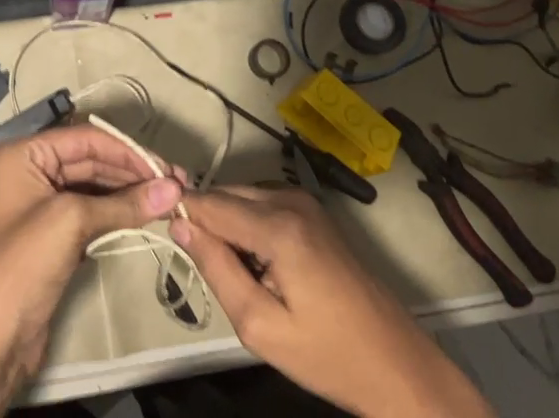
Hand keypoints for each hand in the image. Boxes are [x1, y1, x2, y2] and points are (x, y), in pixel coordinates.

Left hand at [0, 125, 184, 415]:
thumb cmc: (23, 264)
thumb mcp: (72, 222)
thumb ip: (124, 203)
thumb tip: (173, 189)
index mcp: (24, 154)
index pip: (86, 139)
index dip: (129, 151)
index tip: (168, 169)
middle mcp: (32, 171)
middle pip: (92, 161)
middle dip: (134, 173)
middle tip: (177, 187)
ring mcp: (42, 204)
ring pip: (95, 187)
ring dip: (130, 194)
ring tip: (169, 202)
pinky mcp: (54, 235)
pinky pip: (92, 212)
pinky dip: (118, 213)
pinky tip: (145, 217)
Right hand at [172, 187, 492, 417]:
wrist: (396, 364)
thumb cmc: (327, 354)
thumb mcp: (259, 324)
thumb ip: (215, 269)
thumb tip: (179, 225)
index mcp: (278, 225)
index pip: (208, 202)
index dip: (180, 215)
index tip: (161, 237)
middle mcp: (291, 200)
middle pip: (225, 195)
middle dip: (206, 223)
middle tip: (205, 271)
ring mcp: (307, 204)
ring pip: (242, 198)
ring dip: (227, 226)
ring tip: (235, 275)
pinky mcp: (315, 214)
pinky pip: (263, 207)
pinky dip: (248, 227)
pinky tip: (259, 268)